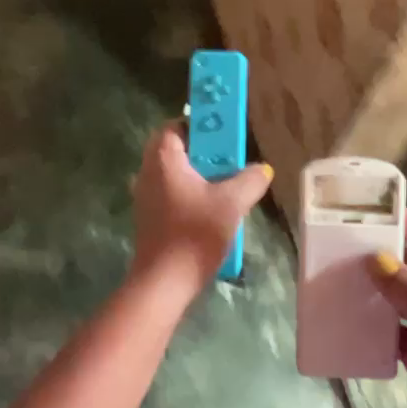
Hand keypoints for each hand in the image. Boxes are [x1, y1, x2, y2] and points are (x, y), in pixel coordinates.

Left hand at [130, 124, 272, 288]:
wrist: (164, 282)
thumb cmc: (195, 234)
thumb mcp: (232, 203)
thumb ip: (250, 180)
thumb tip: (262, 168)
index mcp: (163, 159)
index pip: (176, 125)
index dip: (200, 126)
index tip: (224, 137)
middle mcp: (148, 171)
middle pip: (174, 149)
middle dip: (202, 152)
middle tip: (229, 162)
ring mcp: (144, 195)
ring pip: (172, 172)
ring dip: (197, 174)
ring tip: (225, 187)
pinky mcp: (148, 217)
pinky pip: (169, 192)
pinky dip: (188, 193)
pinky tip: (210, 210)